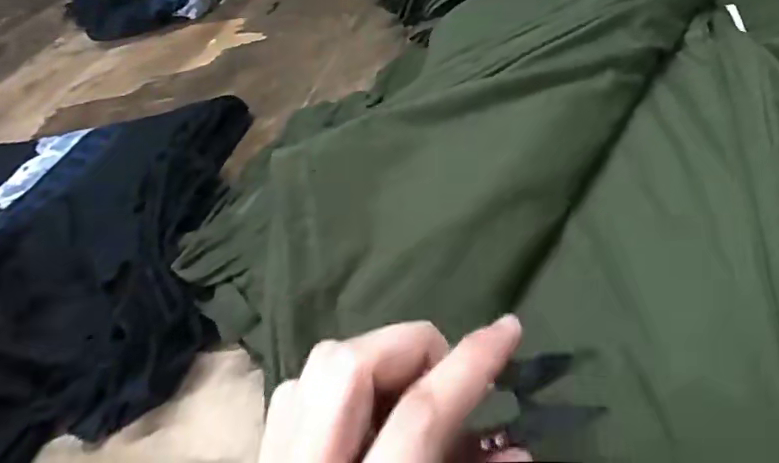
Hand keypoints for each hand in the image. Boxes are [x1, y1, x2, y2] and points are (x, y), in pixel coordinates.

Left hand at [258, 316, 531, 462]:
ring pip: (316, 364)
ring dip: (372, 358)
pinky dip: (335, 382)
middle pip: (348, 363)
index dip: (473, 363)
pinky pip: (295, 390)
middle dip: (409, 346)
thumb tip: (516, 444)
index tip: (510, 328)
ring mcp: (275, 456)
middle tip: (445, 372)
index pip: (420, 413)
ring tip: (409, 390)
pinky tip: (362, 412)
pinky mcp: (262, 454)